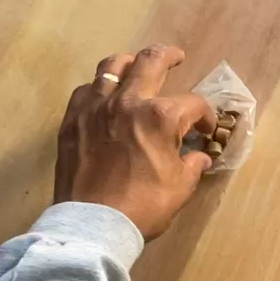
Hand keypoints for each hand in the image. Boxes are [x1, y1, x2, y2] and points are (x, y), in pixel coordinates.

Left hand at [55, 45, 215, 238]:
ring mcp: (96, 106)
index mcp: (161, 117)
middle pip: (151, 62)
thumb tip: (199, 156)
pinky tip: (106, 98)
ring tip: (136, 67)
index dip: (206, 116)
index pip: (194, 105)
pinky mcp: (73, 118)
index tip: (206, 129)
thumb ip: (192, 165)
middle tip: (176, 56)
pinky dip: (101, 88)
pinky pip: (87, 89)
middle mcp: (129, 101)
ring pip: (113, 66)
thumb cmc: (143, 206)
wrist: (94, 224)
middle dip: (168, 56)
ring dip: (130, 63)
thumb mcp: (180, 187)